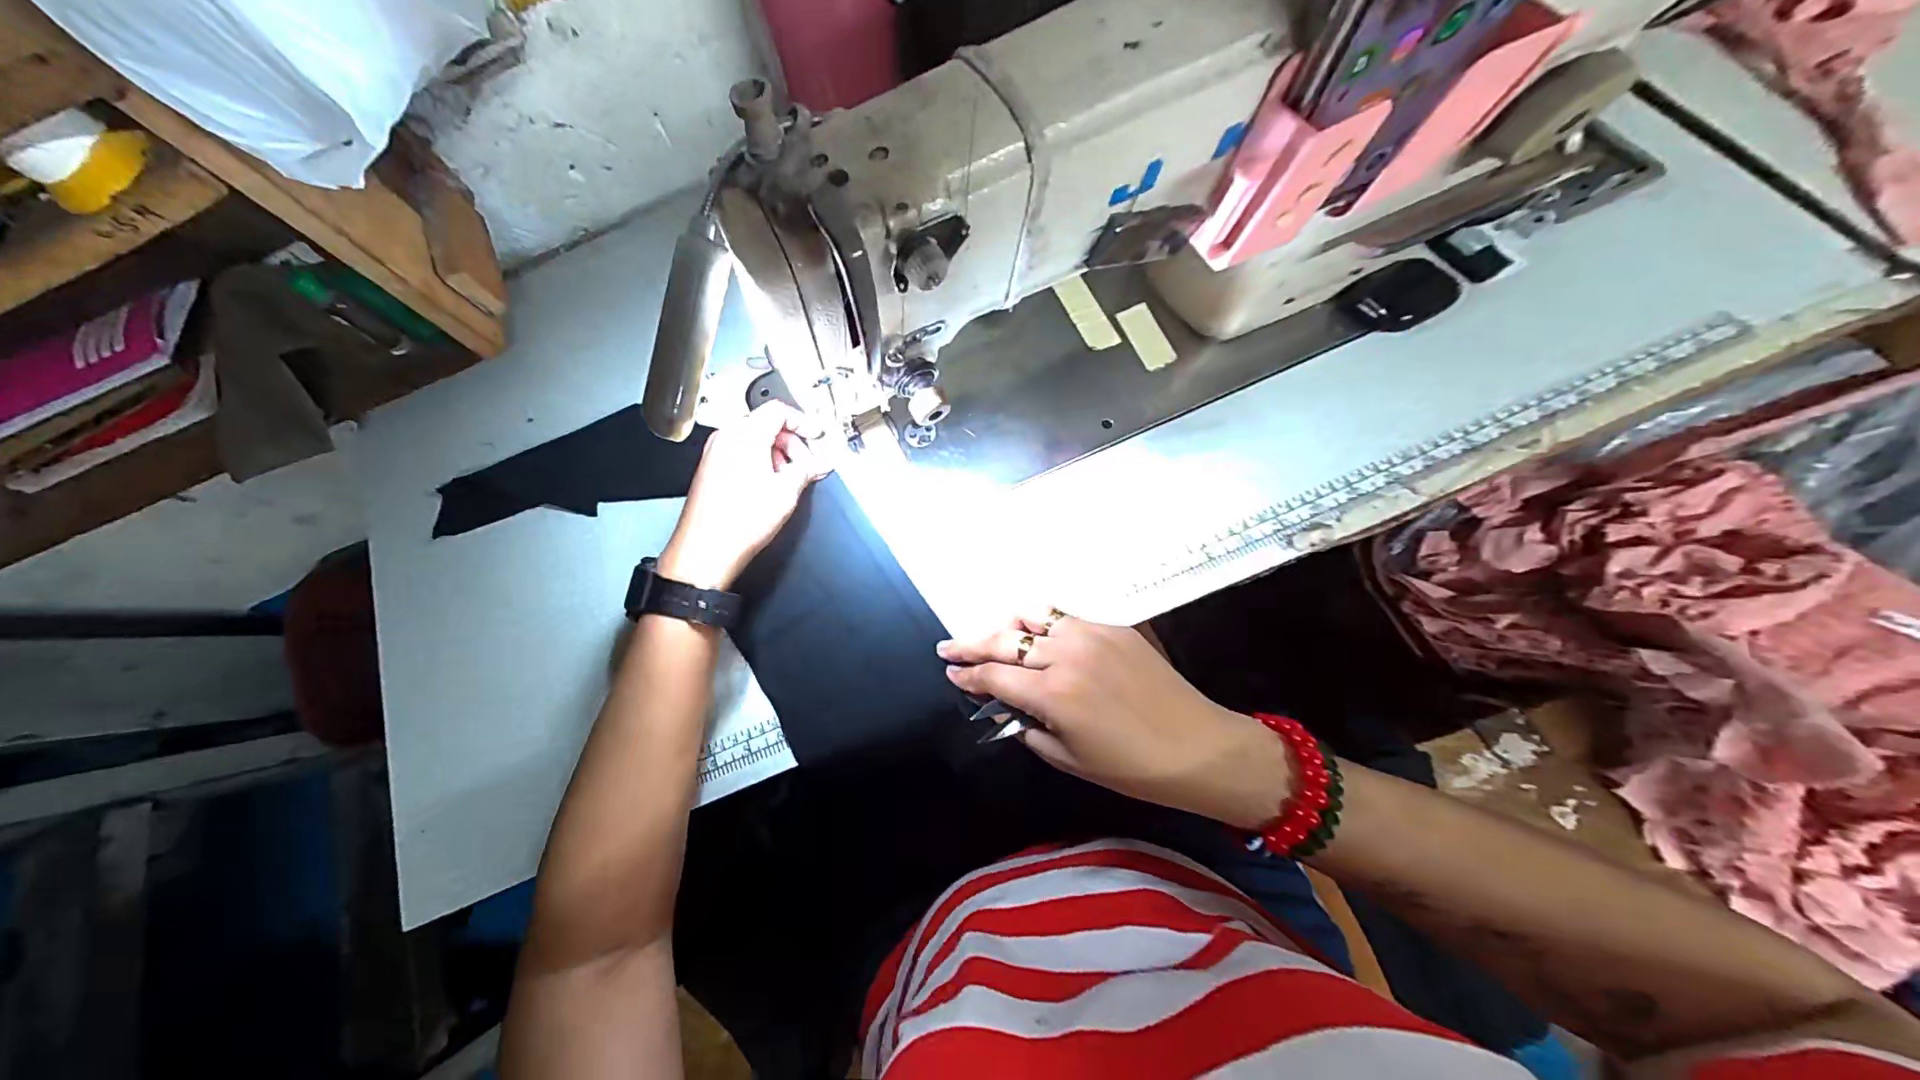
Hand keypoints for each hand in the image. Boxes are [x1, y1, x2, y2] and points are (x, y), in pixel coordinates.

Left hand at [658, 402, 831, 589]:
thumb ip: (808, 469)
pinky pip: (741, 453)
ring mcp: (716, 452)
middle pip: (767, 424)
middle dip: (792, 442)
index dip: (803, 422)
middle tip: (808, 463)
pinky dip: (760, 462)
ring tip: (790, 478)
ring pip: (754, 439)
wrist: (706, 549)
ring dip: (777, 453)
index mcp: (745, 435)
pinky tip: (771, 485)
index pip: (779, 410)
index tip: (816, 435)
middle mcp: (726, 437)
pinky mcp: (711, 468)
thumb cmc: (737, 522)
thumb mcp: (787, 492)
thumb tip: (819, 463)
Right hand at [938, 615, 1294, 829]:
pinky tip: (1042, 636)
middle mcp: (1067, 654)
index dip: (967, 675)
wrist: (1197, 746)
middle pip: (1004, 640)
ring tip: (999, 637)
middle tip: (949, 647)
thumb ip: (1027, 728)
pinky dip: (1046, 624)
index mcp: (1053, 693)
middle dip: (971, 644)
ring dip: (1010, 626)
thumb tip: (1005, 709)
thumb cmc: (1130, 767)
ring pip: (1035, 616)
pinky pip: (1068, 617)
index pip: (994, 675)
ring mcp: (1092, 634)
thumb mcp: (1067, 759)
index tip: (951, 673)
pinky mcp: (1115, 627)